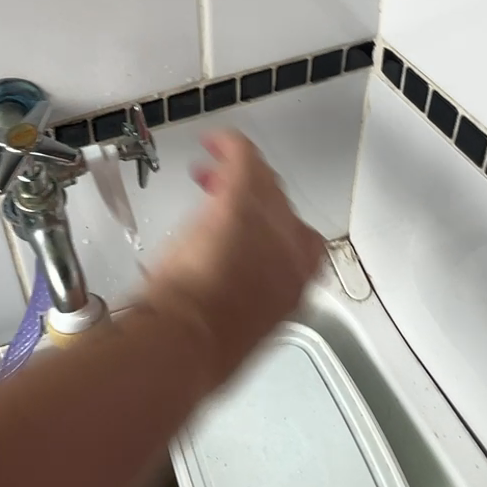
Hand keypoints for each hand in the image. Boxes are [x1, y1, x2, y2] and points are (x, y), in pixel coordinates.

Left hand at [144, 130, 325, 382]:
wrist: (186, 340)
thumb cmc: (201, 346)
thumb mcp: (239, 326)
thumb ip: (246, 298)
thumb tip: (232, 289)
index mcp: (294, 285)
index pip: (301, 243)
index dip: (272, 228)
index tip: (249, 230)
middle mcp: (292, 252)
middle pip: (280, 207)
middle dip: (252, 201)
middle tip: (219, 199)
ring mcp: (268, 224)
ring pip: (263, 183)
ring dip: (238, 177)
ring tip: (208, 175)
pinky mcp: (239, 201)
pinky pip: (242, 156)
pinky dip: (230, 145)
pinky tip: (215, 141)